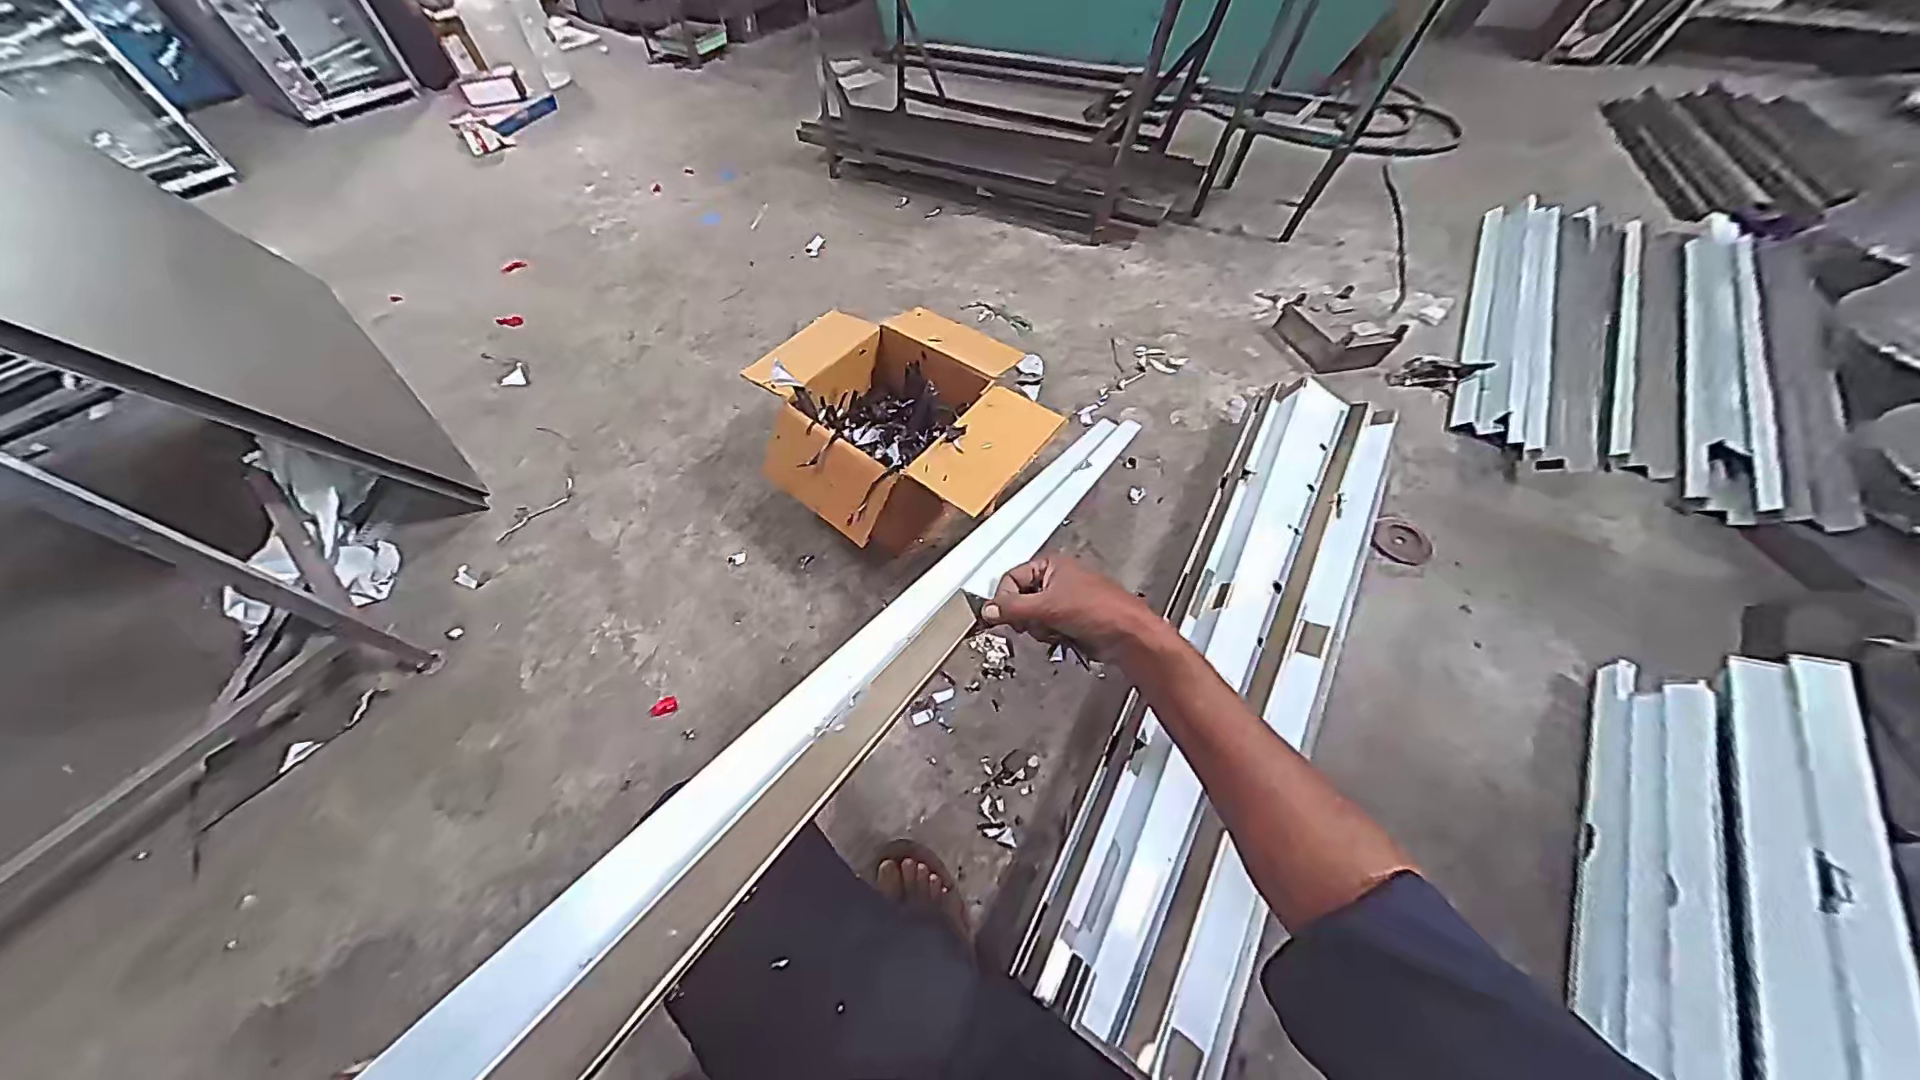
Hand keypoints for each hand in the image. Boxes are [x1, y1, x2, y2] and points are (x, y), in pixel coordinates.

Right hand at [978, 555, 1158, 658]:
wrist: (1128, 636)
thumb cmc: (1098, 610)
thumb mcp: (1047, 607)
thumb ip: (1012, 608)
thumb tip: (987, 609)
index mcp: (1051, 565)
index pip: (1011, 578)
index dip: (1005, 598)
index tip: (1002, 615)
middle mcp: (1057, 579)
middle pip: (1020, 599)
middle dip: (1026, 616)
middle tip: (1036, 622)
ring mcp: (1064, 600)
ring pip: (1032, 617)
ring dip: (1040, 628)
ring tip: (1056, 629)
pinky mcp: (1071, 620)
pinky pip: (1047, 628)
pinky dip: (1051, 635)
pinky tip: (1064, 637)